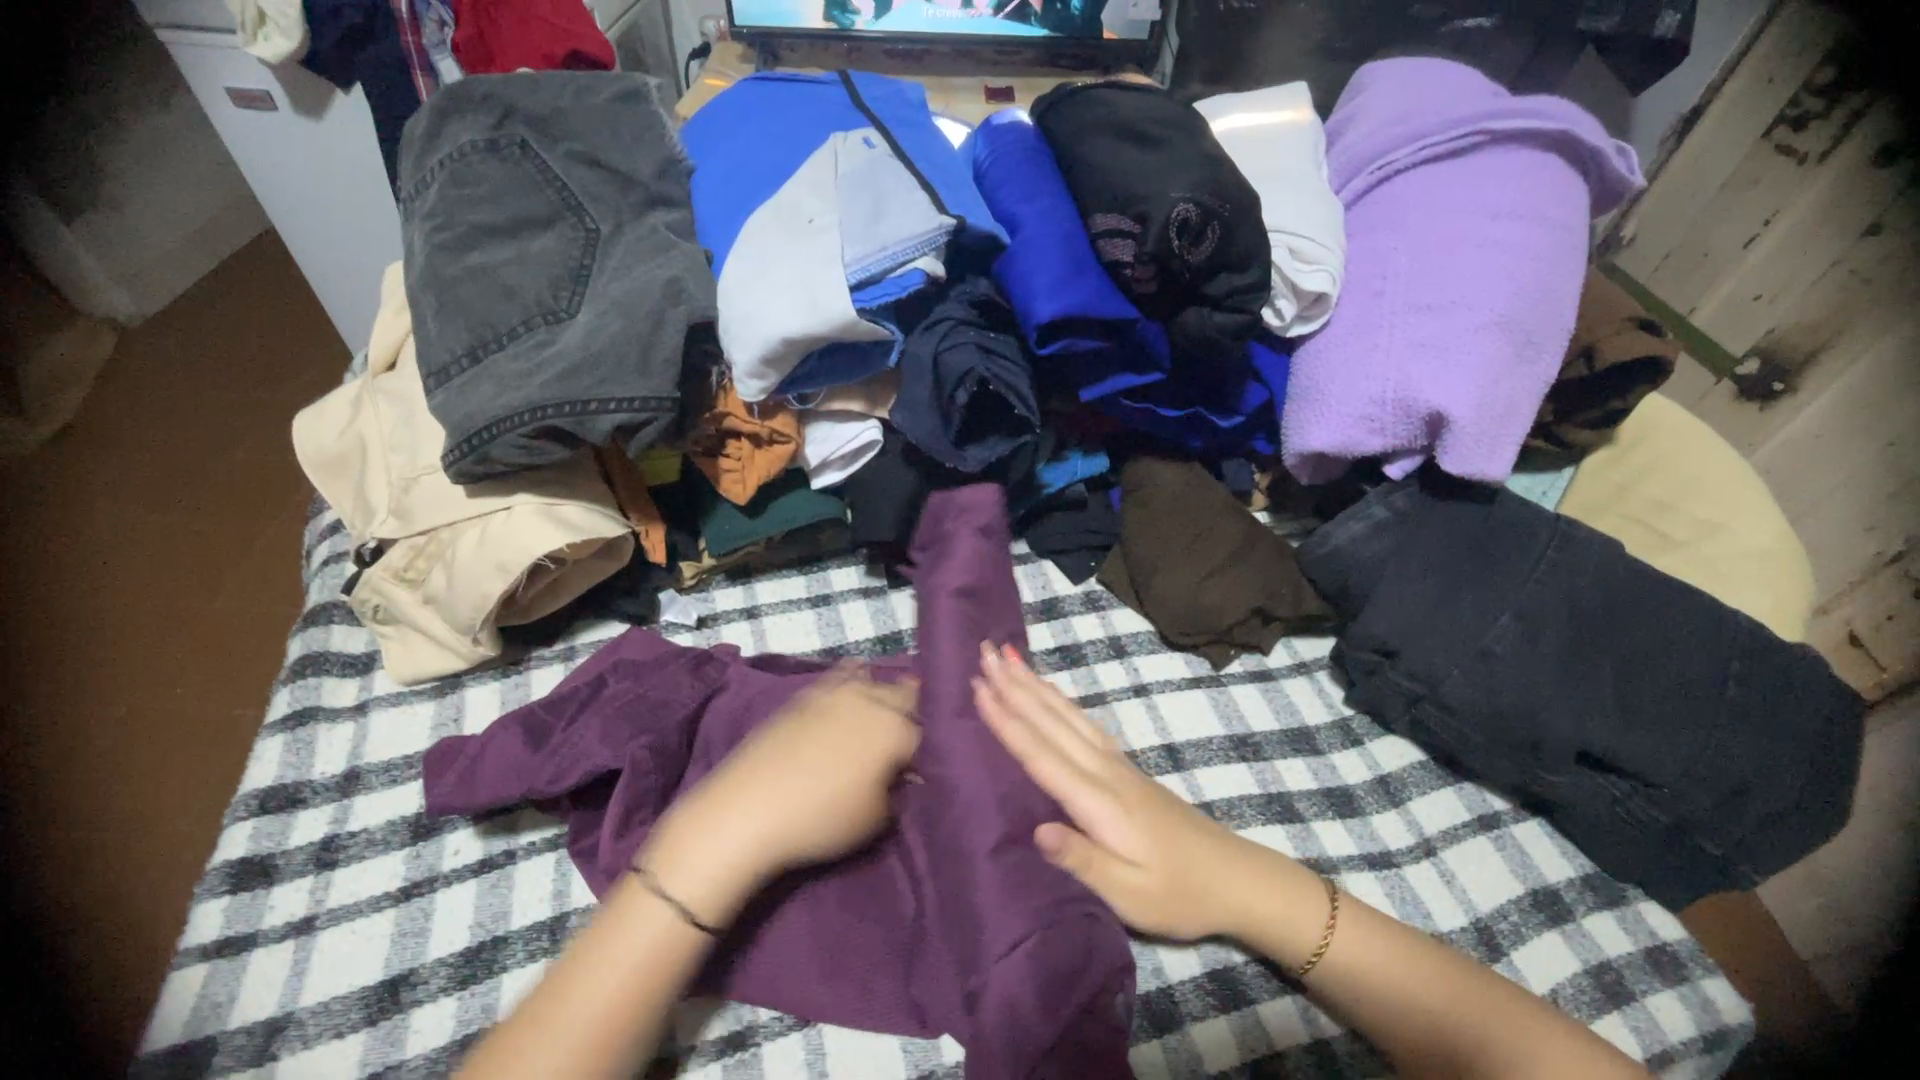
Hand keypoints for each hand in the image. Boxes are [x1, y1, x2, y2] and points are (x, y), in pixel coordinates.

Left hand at [636, 662, 920, 926]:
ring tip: (883, 713)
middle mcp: (870, 701)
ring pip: (872, 681)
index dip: (932, 746)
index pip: (929, 729)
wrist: (746, 810)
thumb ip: (898, 792)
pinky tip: (850, 693)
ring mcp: (834, 693)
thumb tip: (901, 775)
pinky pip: (839, 679)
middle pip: (903, 696)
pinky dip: (851, 683)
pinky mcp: (804, 697)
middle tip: (910, 737)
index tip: (927, 764)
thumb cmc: (820, 819)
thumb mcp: (875, 818)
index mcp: (895, 729)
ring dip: (882, 693)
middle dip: (912, 712)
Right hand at [973, 642, 1283, 941]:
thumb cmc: (1180, 893)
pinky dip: (1061, 702)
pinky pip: (1084, 724)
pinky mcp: (1127, 771)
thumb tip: (1035, 830)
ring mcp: (1119, 767)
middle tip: (984, 652)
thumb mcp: (1130, 893)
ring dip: (1035, 686)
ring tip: (1008, 658)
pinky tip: (1051, 694)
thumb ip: (1083, 860)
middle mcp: (1106, 772)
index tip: (978, 687)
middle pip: (1052, 722)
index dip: (1008, 721)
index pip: (1043, 755)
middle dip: (1015, 687)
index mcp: (1100, 801)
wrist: (1237, 879)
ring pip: (1069, 717)